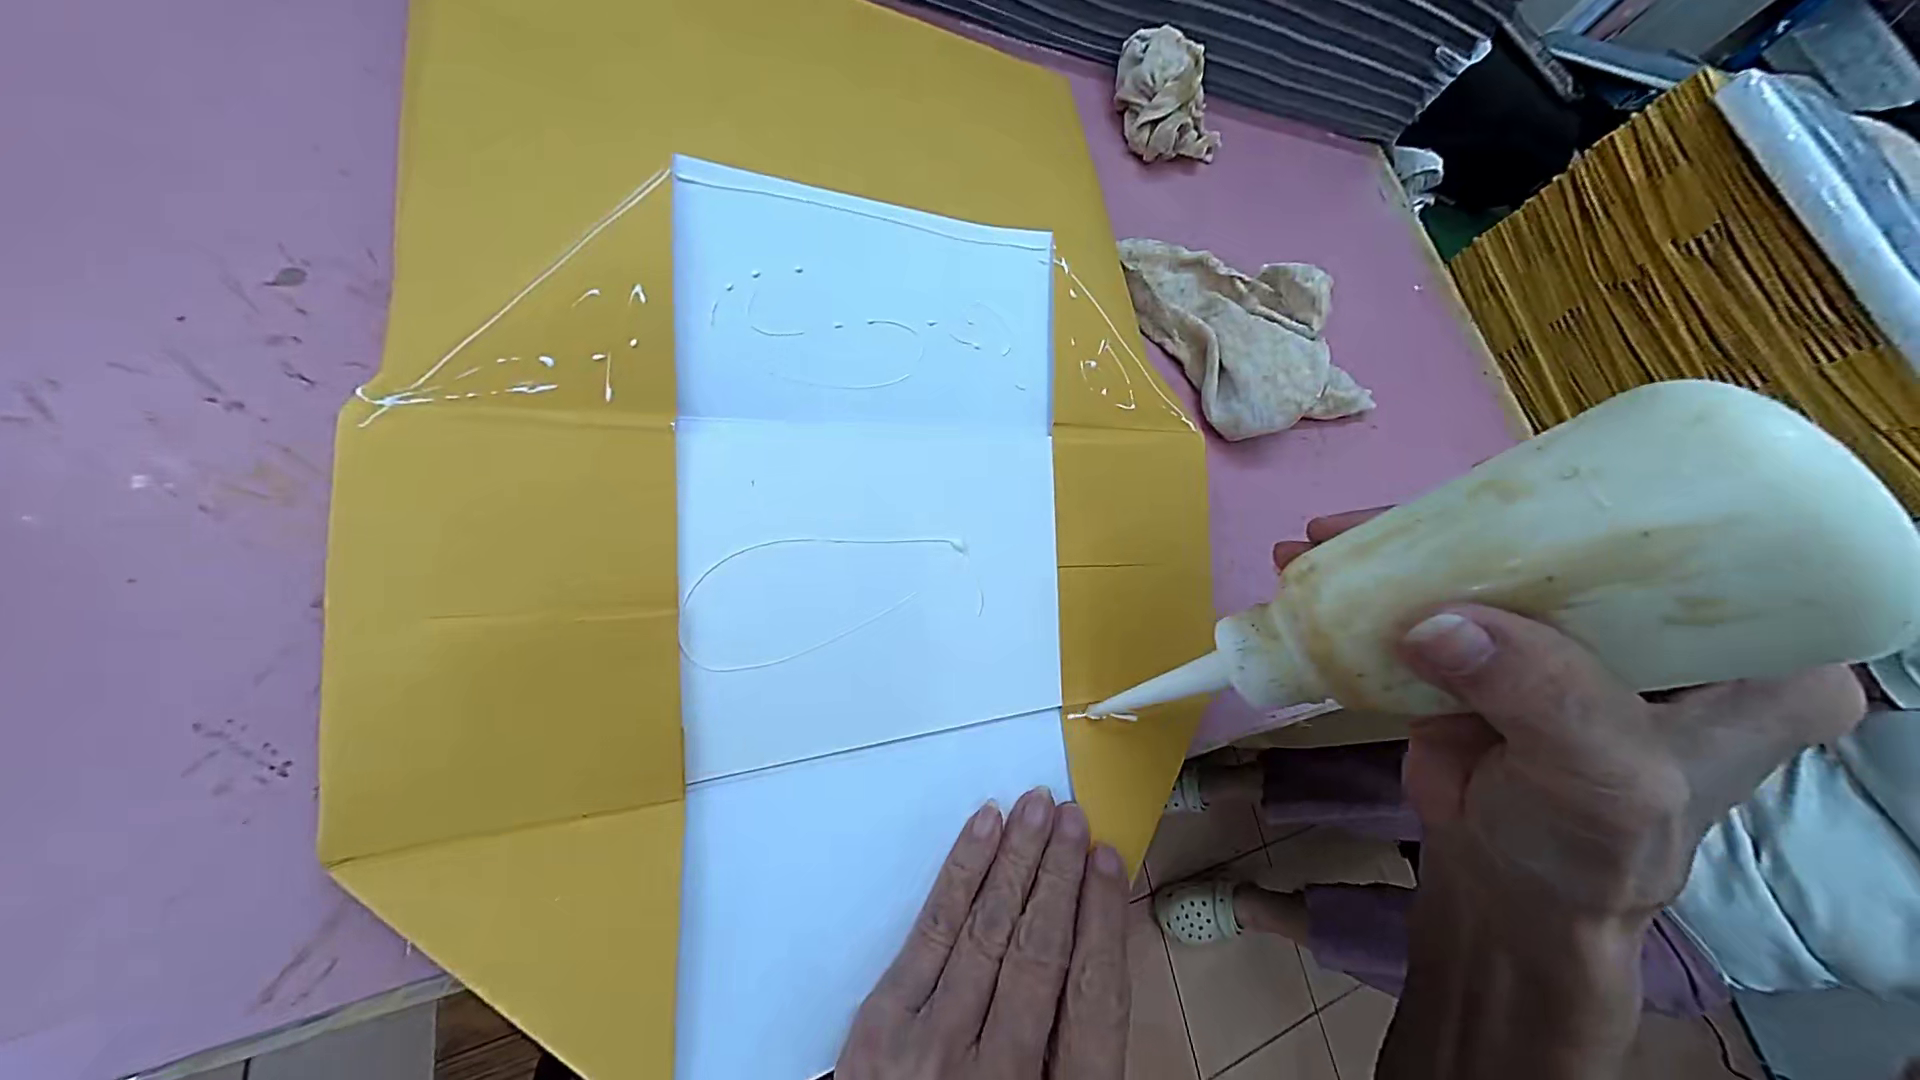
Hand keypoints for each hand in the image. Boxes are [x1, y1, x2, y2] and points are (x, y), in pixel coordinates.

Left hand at [836, 787, 1130, 1079]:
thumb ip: (1071, 1037)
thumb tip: (1097, 936)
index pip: (1094, 994)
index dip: (1102, 915)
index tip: (1107, 858)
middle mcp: (998, 1074)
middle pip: (1040, 950)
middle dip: (1059, 873)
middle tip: (1072, 816)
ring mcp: (934, 1046)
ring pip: (988, 928)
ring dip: (1017, 857)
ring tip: (1035, 808)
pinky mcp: (884, 1023)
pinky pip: (933, 929)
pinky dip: (963, 872)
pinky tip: (984, 831)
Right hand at [1275, 509, 1864, 915]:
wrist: (1507, 894)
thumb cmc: (1586, 850)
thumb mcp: (1600, 780)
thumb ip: (1539, 696)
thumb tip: (1432, 623)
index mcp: (1748, 651)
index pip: (1671, 542)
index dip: (1580, 505)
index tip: (1482, 492)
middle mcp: (1653, 631)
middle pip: (1548, 545)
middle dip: (1449, 525)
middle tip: (1358, 524)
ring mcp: (1560, 641)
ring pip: (1477, 569)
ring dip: (1394, 552)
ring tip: (1315, 543)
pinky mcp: (1490, 655)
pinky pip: (1433, 604)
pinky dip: (1374, 589)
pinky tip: (1317, 573)